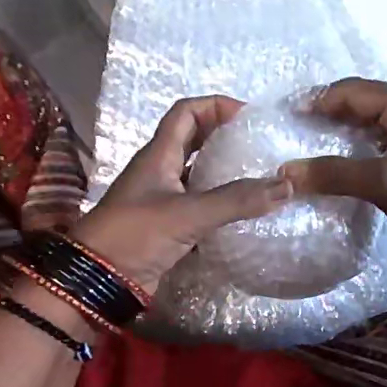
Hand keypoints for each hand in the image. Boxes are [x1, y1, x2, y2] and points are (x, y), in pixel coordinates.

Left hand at [70, 95, 293, 292]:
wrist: (100, 279)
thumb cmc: (136, 234)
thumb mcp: (188, 214)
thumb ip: (236, 200)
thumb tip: (286, 185)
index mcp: (158, 155)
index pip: (186, 112)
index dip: (215, 106)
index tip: (248, 117)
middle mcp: (159, 172)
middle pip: (193, 141)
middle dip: (224, 138)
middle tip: (258, 146)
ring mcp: (161, 201)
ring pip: (196, 177)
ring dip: (223, 174)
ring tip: (257, 178)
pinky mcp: (166, 228)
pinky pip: (197, 208)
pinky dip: (218, 208)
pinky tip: (242, 216)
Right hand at [279, 78, 386, 300]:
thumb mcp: (385, 182)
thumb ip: (335, 174)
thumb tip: (285, 171)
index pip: (355, 90)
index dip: (319, 99)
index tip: (285, 115)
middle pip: (359, 105)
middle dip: (324, 116)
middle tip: (289, 132)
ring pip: (364, 128)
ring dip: (335, 137)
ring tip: (302, 149)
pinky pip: (371, 149)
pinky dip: (348, 156)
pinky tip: (329, 169)